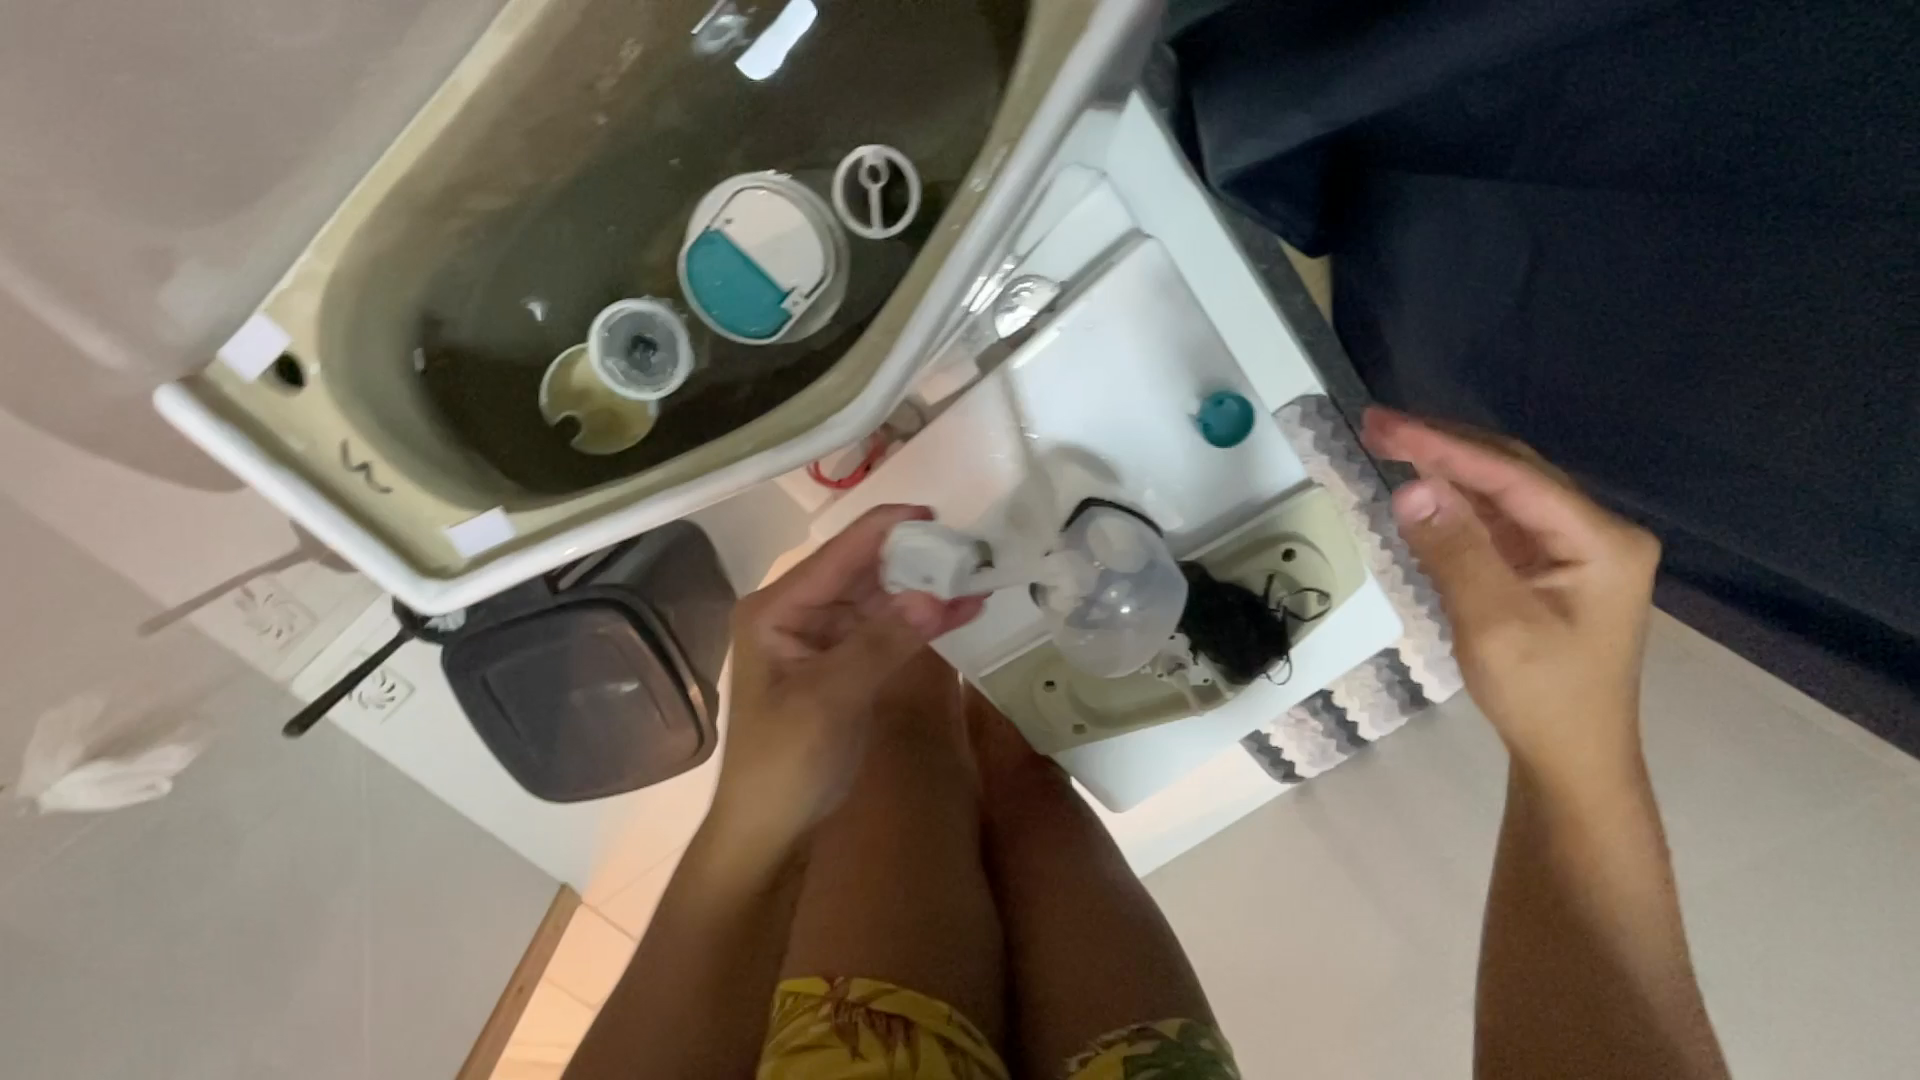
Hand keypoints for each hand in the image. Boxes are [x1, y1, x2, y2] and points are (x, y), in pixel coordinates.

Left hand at [713, 505, 984, 853]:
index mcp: (776, 609)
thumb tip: (937, 595)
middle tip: (969, 549)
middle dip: (913, 560)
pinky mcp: (844, 661)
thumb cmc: (785, 762)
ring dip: (924, 590)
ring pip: (880, 598)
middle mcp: (798, 612)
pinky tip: (960, 610)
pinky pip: (886, 629)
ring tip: (975, 576)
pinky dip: (921, 622)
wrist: (771, 828)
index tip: (938, 516)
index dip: (886, 530)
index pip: (838, 554)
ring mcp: (822, 636)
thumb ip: (882, 643)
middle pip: (862, 570)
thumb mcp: (831, 698)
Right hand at [1362, 408, 1662, 782]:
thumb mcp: (1494, 623)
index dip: (1443, 447)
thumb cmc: (1540, 695)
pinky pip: (1496, 519)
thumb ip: (1455, 551)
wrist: (1570, 755)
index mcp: (1601, 540)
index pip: (1511, 476)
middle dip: (1443, 445)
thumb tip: (1409, 488)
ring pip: (1502, 490)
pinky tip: (1422, 488)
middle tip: (1376, 425)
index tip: (1382, 425)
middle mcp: (1594, 532)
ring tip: (1389, 443)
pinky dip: (1454, 500)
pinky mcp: (1547, 566)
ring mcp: (1572, 548)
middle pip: (1511, 470)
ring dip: (1446, 467)